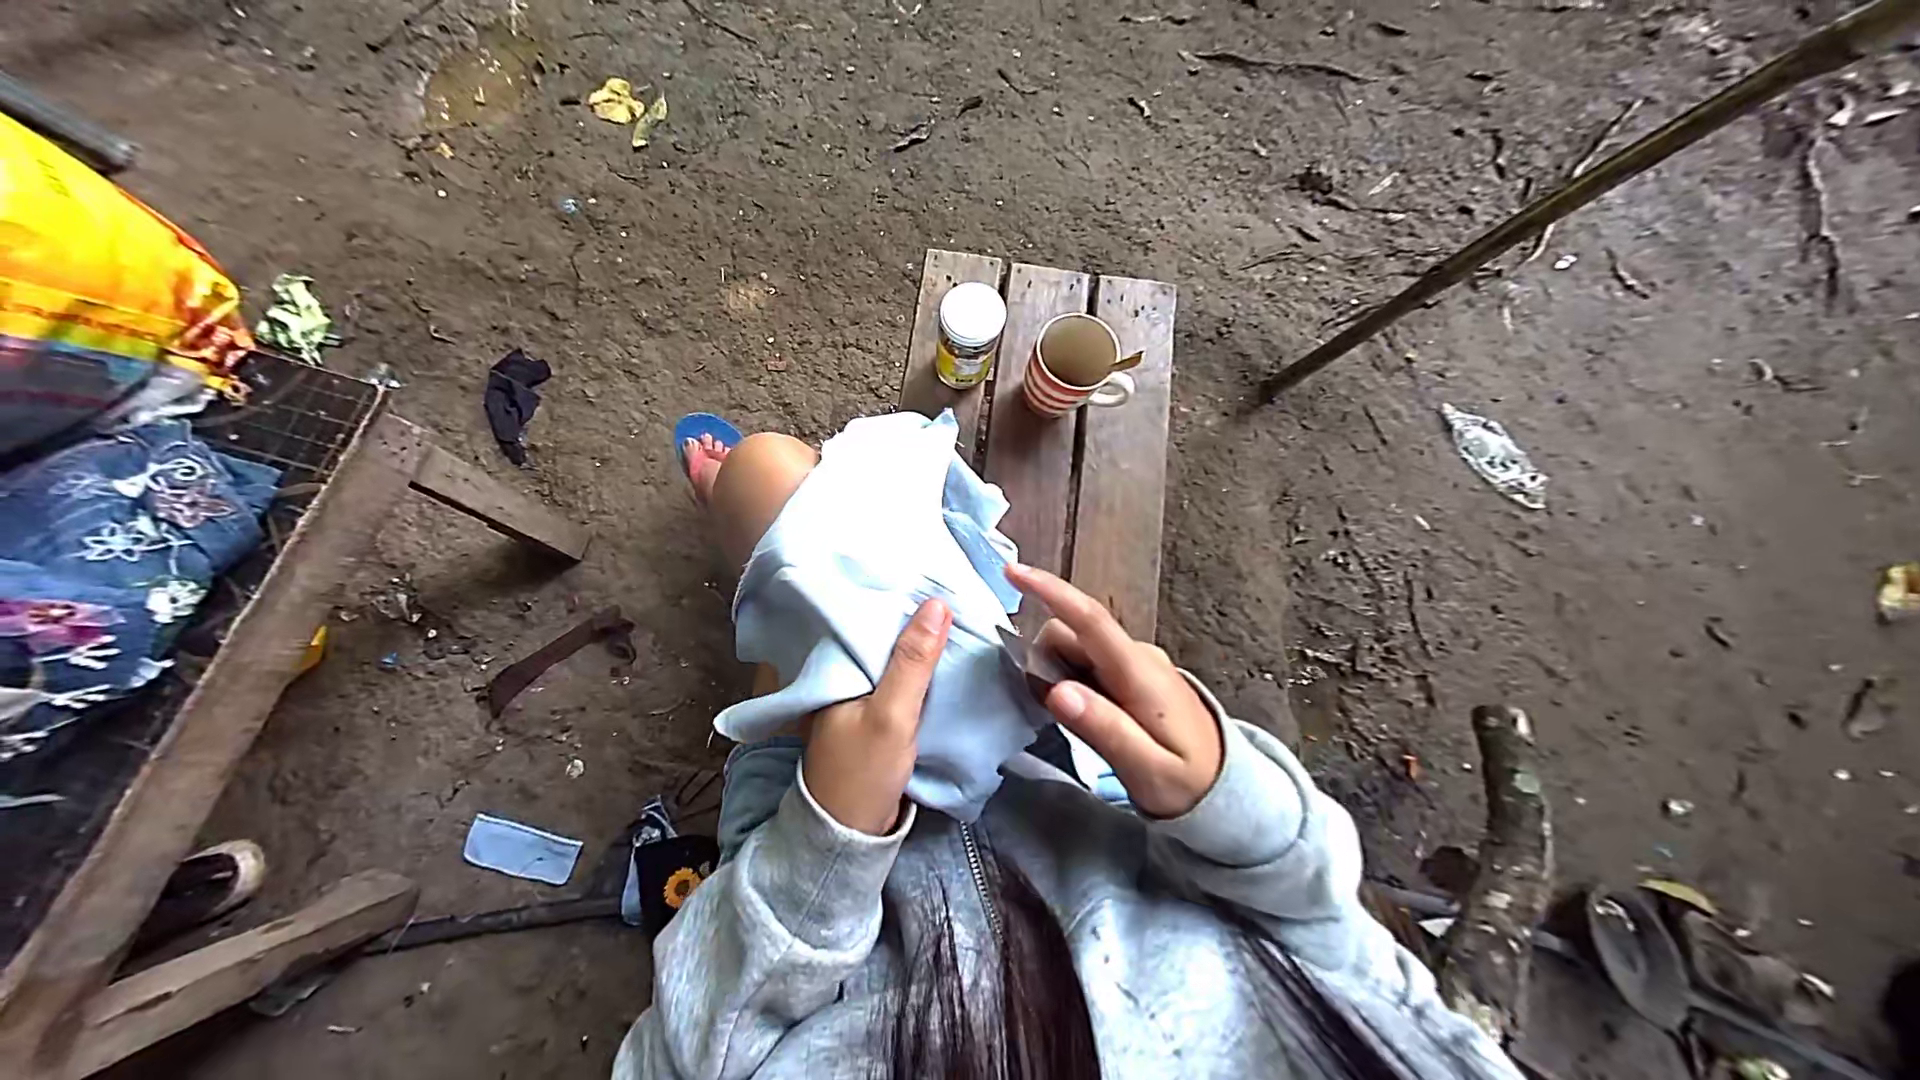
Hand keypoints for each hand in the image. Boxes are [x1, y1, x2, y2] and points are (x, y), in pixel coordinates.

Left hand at [800, 598, 950, 834]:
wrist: (852, 832)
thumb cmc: (864, 769)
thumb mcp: (893, 712)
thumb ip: (912, 662)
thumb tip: (937, 604)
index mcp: (835, 666)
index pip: (868, 616)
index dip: (900, 596)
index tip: (934, 575)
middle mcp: (843, 674)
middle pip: (883, 635)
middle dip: (914, 618)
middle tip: (954, 590)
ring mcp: (859, 694)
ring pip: (894, 657)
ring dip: (919, 643)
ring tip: (954, 615)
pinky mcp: (874, 711)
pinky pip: (899, 679)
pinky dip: (918, 669)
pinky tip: (943, 657)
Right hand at [1004, 563, 1221, 817]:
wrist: (1228, 788)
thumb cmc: (1189, 783)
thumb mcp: (1148, 770)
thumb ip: (1104, 729)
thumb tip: (1057, 691)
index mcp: (1139, 673)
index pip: (1090, 619)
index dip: (1049, 591)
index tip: (1013, 572)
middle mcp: (1137, 655)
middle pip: (1069, 633)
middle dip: (1043, 661)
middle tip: (1051, 712)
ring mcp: (1136, 660)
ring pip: (1073, 646)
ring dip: (1056, 673)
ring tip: (1078, 722)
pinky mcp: (1132, 671)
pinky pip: (1086, 660)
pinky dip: (1070, 678)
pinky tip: (1087, 713)